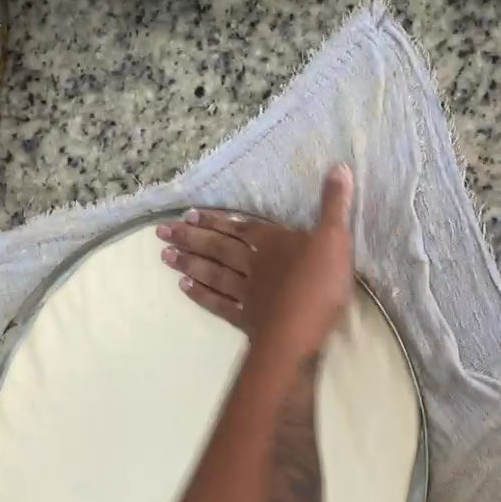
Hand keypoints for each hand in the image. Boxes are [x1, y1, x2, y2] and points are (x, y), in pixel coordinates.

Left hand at [156, 166, 356, 354]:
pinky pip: (219, 304)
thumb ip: (334, 204)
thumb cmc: (317, 284)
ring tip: (164, 257)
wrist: (299, 334)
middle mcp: (252, 264)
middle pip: (218, 248)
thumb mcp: (334, 237)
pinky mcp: (246, 320)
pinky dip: (202, 296)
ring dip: (189, 263)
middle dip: (191, 238)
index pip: (238, 226)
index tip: (187, 214)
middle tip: (161, 232)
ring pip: (213, 273)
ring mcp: (246, 293)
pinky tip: (185, 289)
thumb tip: (339, 166)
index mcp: (270, 242)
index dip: (215, 220)